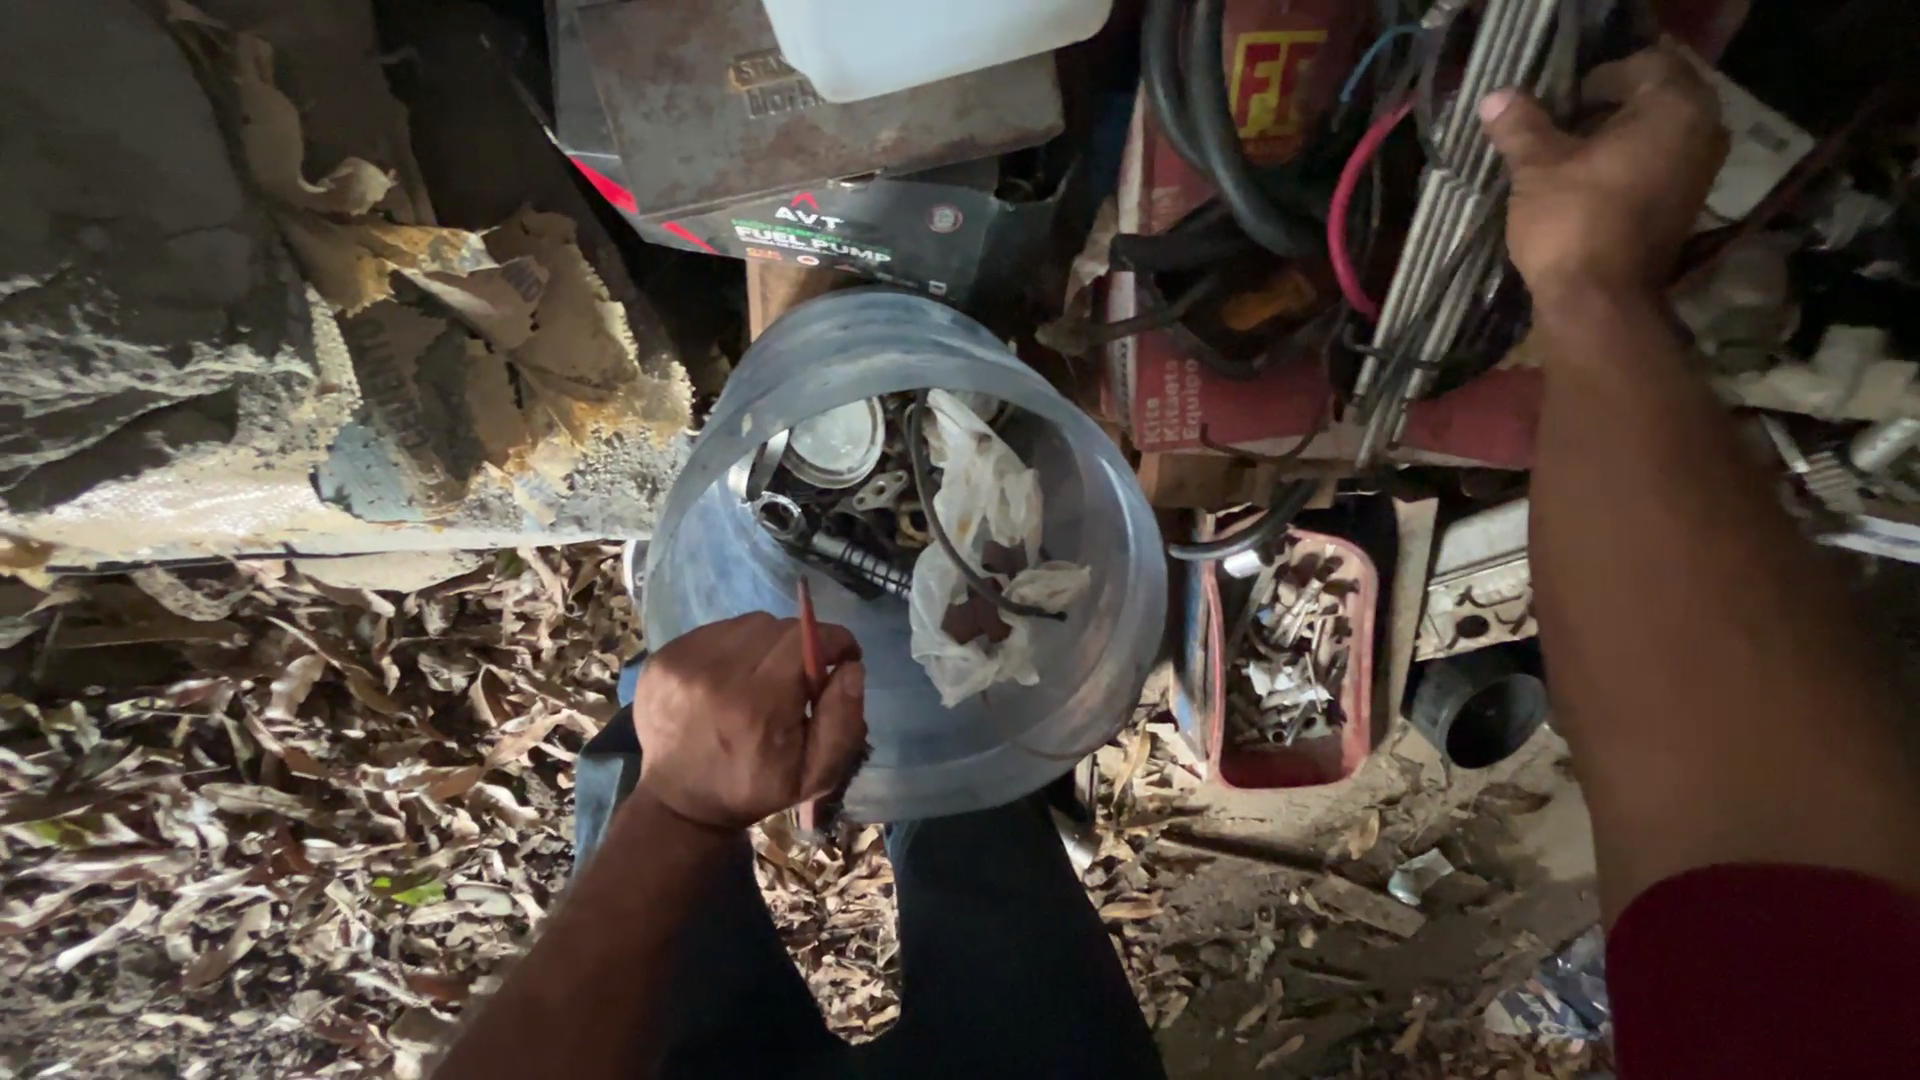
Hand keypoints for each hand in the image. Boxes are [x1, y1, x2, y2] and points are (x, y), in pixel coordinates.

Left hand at [629, 613, 866, 830]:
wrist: (678, 804)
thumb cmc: (754, 788)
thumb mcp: (815, 774)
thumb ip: (843, 720)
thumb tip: (852, 666)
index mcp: (758, 702)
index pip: (807, 637)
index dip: (834, 641)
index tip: (843, 658)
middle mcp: (716, 672)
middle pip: (780, 627)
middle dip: (802, 645)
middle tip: (802, 676)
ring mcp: (683, 661)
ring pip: (749, 624)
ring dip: (768, 643)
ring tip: (764, 675)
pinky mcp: (662, 657)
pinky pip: (717, 631)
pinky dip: (734, 646)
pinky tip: (732, 677)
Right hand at [1480, 44, 1728, 307]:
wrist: (1598, 297)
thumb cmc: (1571, 222)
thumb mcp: (1537, 170)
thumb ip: (1521, 128)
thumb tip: (1495, 96)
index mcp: (1674, 107)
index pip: (1640, 66)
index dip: (1593, 79)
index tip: (1554, 106)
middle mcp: (1702, 129)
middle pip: (1652, 100)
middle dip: (1603, 111)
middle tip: (1555, 131)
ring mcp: (1699, 169)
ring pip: (1654, 136)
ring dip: (1612, 142)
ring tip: (1565, 163)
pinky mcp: (1683, 203)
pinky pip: (1655, 166)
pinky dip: (1623, 168)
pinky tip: (1585, 189)